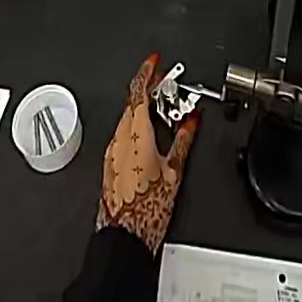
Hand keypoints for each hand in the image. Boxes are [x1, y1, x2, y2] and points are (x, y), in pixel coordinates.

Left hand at [96, 54, 198, 253]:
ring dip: (143, 109)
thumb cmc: (147, 211)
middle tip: (166, 85)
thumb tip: (192, 120)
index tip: (155, 61)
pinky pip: (122, 134)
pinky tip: (149, 135)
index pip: (137, 92)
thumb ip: (184, 139)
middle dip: (149, 90)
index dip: (147, 72)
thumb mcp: (175, 171)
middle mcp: (119, 140)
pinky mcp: (109, 164)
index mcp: (135, 135)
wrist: (123, 241)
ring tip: (162, 111)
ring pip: (127, 118)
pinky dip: (136, 125)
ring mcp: (111, 152)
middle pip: (132, 102)